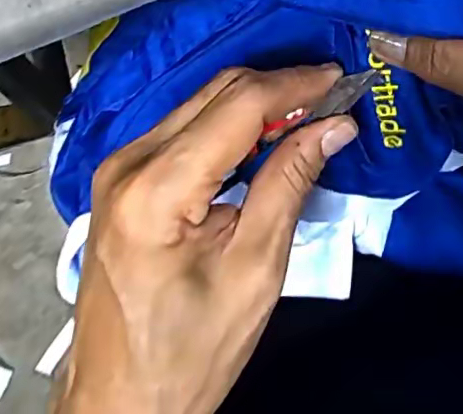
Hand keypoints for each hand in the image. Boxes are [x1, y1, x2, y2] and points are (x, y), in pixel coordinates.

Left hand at [56, 66, 357, 413]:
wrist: (118, 405)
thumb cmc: (191, 348)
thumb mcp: (256, 265)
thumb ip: (292, 180)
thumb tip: (337, 124)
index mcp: (157, 190)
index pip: (241, 105)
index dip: (298, 84)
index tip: (344, 80)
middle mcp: (130, 164)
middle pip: (222, 90)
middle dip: (285, 85)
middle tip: (335, 96)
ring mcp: (121, 167)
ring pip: (207, 98)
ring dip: (263, 97)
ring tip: (312, 111)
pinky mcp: (126, 176)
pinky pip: (192, 120)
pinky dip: (238, 116)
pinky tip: (270, 132)